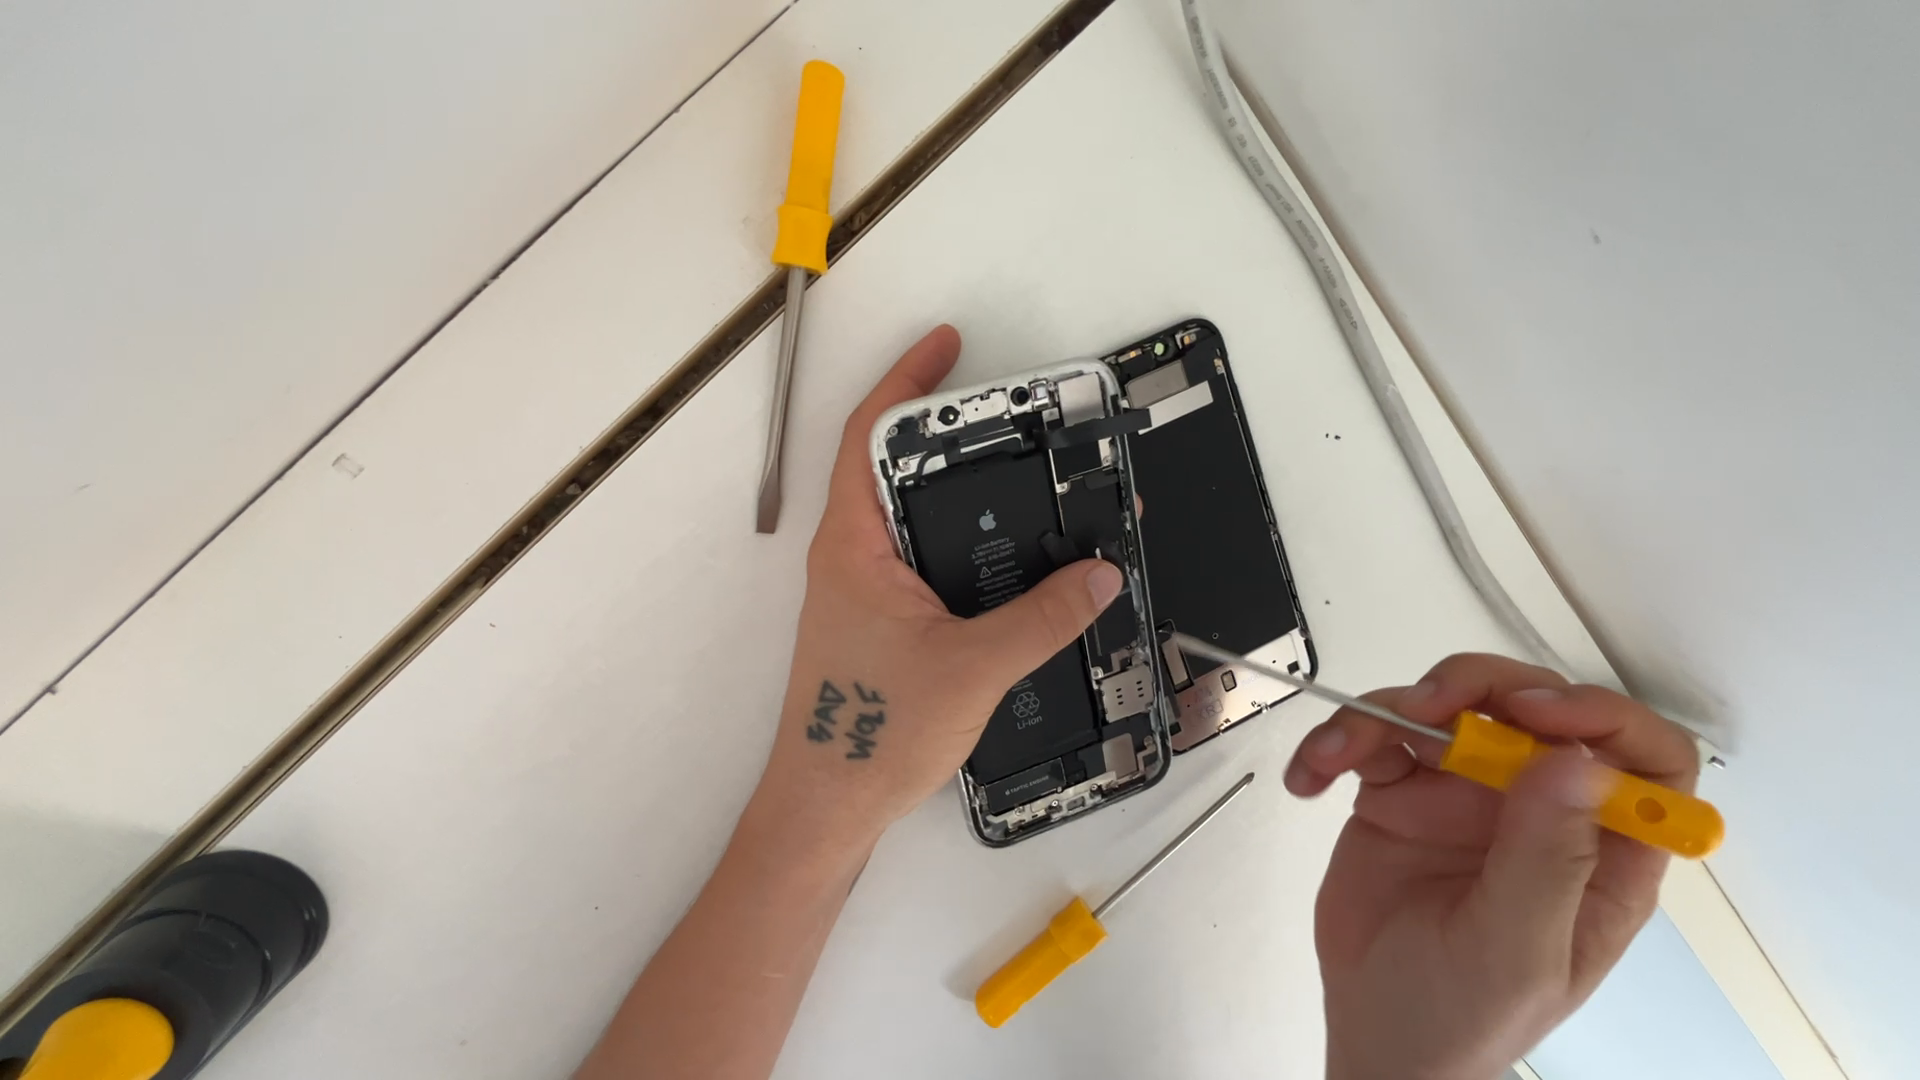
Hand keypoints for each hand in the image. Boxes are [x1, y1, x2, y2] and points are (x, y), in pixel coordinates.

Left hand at [756, 325, 1123, 850]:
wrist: (827, 807)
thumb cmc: (876, 734)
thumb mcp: (972, 668)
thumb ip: (1043, 619)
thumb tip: (1102, 576)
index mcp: (854, 545)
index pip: (870, 436)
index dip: (908, 382)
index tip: (948, 346)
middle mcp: (851, 555)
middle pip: (893, 466)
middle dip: (945, 431)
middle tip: (1006, 412)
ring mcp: (863, 588)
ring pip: (909, 514)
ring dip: (953, 490)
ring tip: (1017, 476)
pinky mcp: (879, 619)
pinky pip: (920, 557)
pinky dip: (957, 540)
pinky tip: (1004, 556)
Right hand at [1284, 654, 1699, 1079]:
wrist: (1371, 1028)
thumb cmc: (1462, 1011)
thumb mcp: (1515, 948)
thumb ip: (1545, 858)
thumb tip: (1574, 760)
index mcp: (1596, 849)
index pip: (1639, 757)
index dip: (1600, 716)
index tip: (1533, 714)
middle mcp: (1532, 807)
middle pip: (1524, 707)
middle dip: (1471, 690)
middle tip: (1418, 708)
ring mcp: (1459, 794)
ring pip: (1434, 711)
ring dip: (1375, 717)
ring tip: (1330, 756)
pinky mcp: (1394, 792)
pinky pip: (1367, 741)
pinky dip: (1330, 746)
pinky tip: (1307, 777)